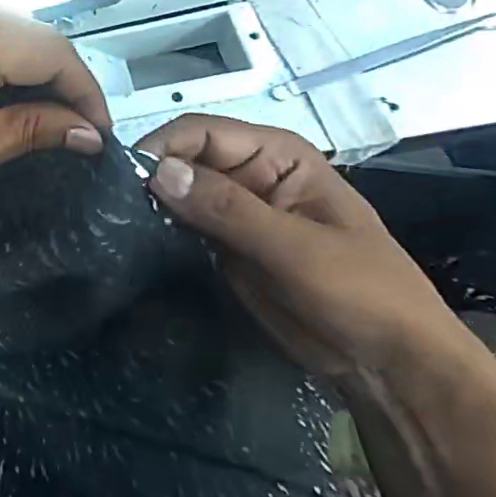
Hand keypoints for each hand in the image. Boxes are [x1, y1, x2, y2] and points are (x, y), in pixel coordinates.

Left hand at [0, 0, 110, 216]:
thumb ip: (30, 133)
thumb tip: (90, 134)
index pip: (53, 54)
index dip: (86, 93)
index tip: (102, 132)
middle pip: (42, 38)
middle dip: (71, 83)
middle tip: (85, 129)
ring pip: (23, 32)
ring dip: (48, 71)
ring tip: (62, 114)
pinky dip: (20, 59)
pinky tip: (25, 89)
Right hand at [136, 115, 482, 379]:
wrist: (388, 363)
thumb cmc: (361, 291)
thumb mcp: (297, 248)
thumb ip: (228, 209)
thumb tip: (158, 172)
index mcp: (277, 154)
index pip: (203, 133)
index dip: (162, 149)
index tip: (121, 181)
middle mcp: (252, 174)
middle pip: (187, 160)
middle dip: (151, 179)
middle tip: (106, 209)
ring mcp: (238, 215)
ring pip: (182, 196)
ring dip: (152, 208)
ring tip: (110, 226)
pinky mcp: (228, 251)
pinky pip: (186, 231)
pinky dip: (163, 236)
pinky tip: (132, 247)